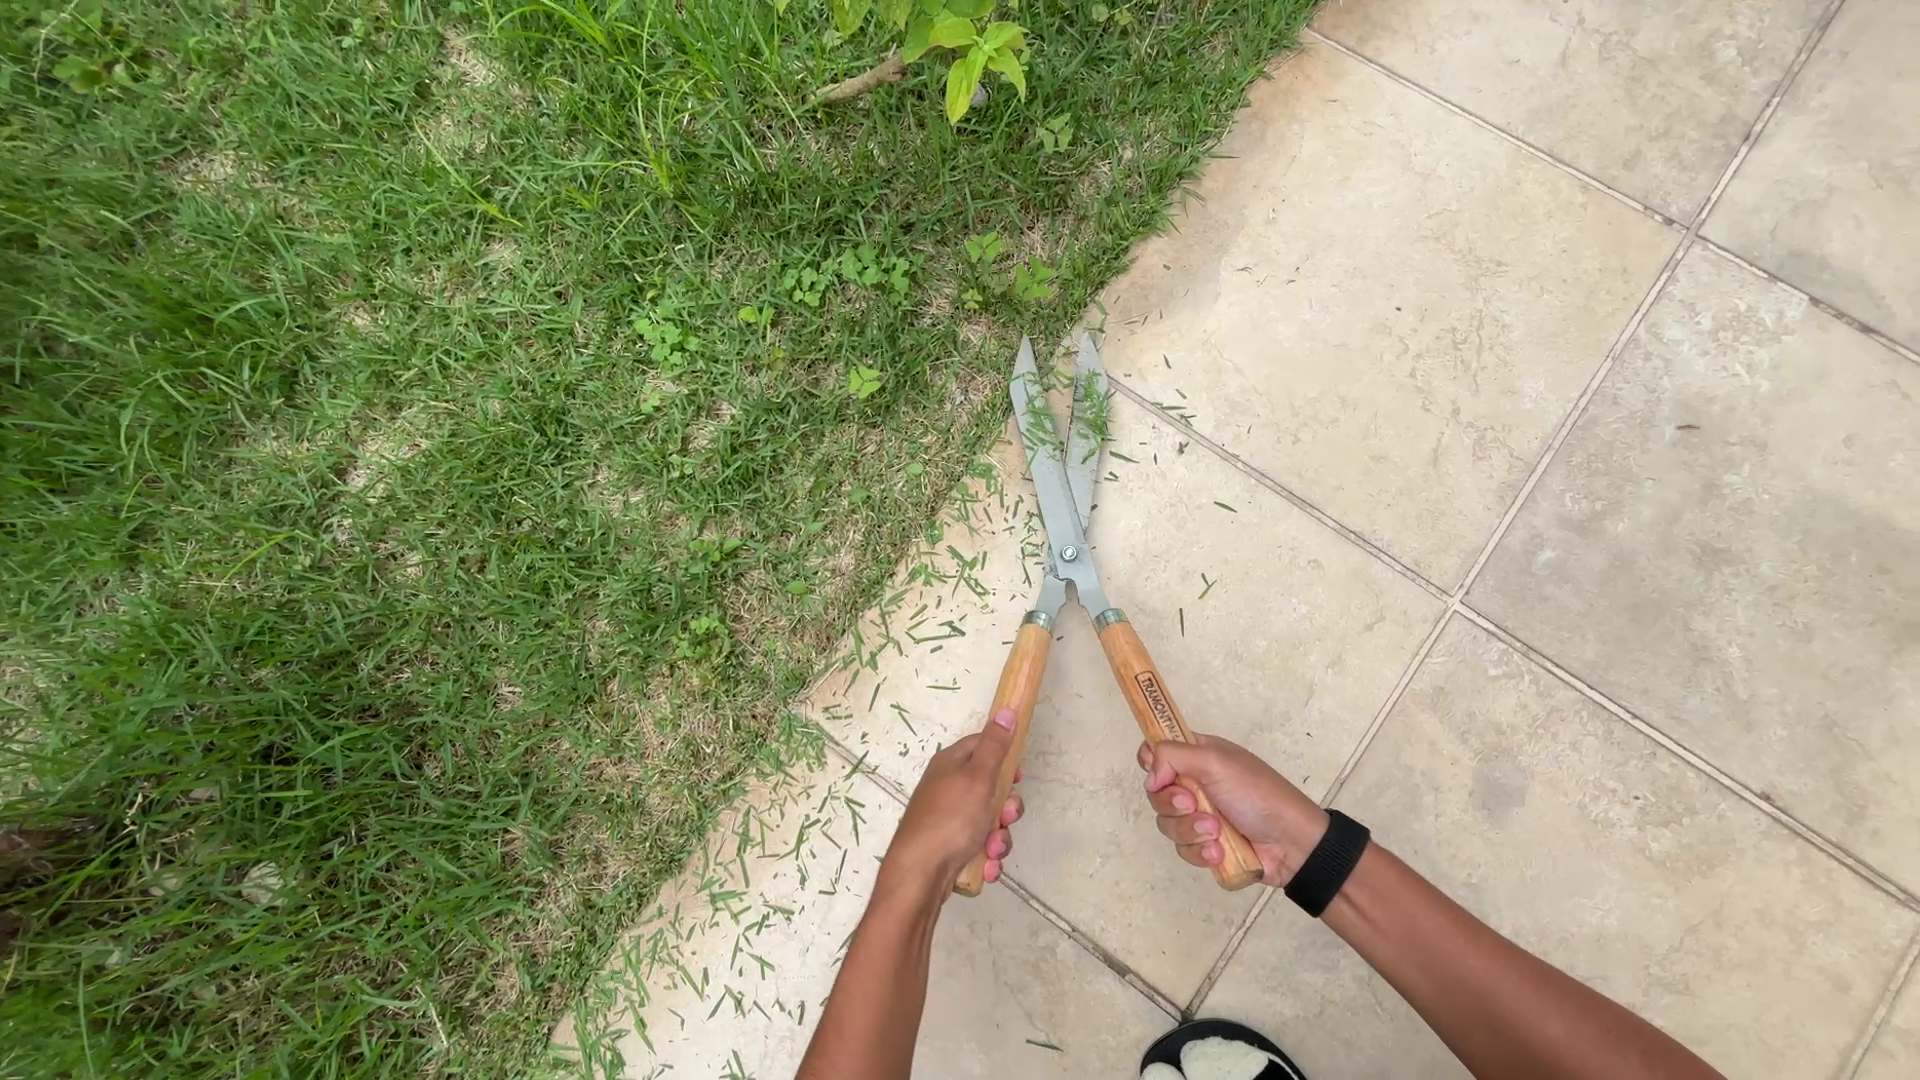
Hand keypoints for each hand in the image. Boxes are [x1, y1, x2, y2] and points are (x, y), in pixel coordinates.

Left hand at [884, 708, 1025, 892]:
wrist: (920, 874)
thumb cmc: (951, 818)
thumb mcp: (978, 776)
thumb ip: (995, 745)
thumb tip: (1006, 710)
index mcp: (952, 765)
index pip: (982, 747)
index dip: (1004, 758)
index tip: (1017, 775)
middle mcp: (949, 788)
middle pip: (991, 789)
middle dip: (1006, 808)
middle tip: (1006, 817)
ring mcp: (949, 819)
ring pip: (990, 822)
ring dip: (998, 838)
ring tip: (991, 849)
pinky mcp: (951, 847)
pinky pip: (980, 847)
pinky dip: (986, 858)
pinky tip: (984, 867)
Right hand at [1137, 734, 1328, 885]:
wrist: (1293, 844)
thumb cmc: (1257, 794)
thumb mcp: (1215, 761)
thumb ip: (1173, 756)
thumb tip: (1149, 777)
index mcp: (1197, 756)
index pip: (1157, 752)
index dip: (1152, 763)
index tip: (1159, 775)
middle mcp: (1195, 784)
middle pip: (1156, 794)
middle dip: (1171, 804)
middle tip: (1193, 804)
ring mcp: (1199, 817)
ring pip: (1167, 825)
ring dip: (1189, 830)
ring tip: (1216, 832)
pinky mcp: (1206, 846)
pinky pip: (1183, 850)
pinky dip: (1199, 852)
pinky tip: (1219, 851)